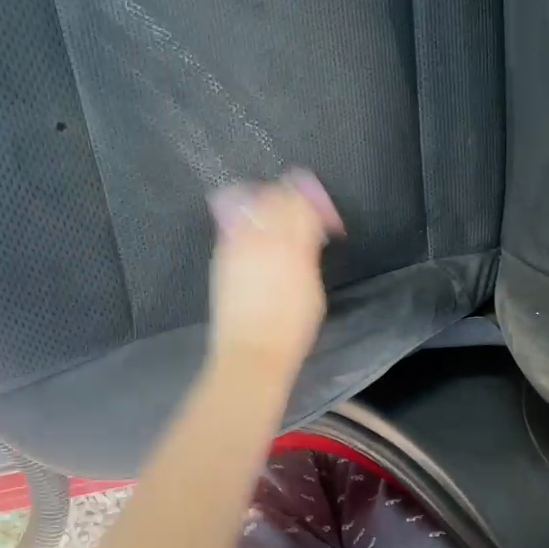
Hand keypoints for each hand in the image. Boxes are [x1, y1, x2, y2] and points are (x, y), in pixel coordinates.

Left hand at [205, 169, 344, 376]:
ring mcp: (238, 244)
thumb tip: (309, 237)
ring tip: (278, 215)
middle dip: (293, 197)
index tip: (326, 220)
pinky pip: (234, 220)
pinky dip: (248, 216)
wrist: (250, 351)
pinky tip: (256, 228)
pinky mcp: (222, 254)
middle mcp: (263, 238)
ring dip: (269, 201)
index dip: (317, 204)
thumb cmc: (290, 330)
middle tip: (303, 210)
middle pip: (277, 196)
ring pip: (253, 202)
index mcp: (293, 247)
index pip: (303, 205)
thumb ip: (308, 256)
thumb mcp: (313, 291)